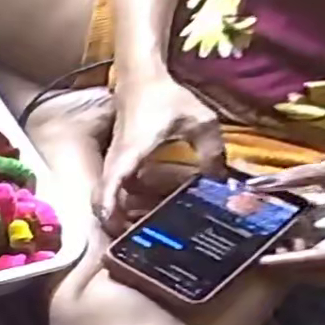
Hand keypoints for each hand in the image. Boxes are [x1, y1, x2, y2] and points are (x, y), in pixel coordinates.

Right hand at [98, 74, 225, 230]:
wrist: (140, 83)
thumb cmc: (166, 100)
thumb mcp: (200, 123)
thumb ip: (211, 153)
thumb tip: (222, 183)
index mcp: (128, 156)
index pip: (109, 189)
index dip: (110, 212)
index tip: (118, 231)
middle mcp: (114, 165)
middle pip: (102, 202)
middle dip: (112, 223)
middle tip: (134, 241)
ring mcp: (112, 166)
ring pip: (106, 199)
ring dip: (117, 215)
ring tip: (140, 230)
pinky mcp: (116, 166)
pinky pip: (115, 191)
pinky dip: (123, 203)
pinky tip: (143, 209)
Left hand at [253, 146, 324, 281]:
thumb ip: (305, 175)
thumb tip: (257, 183)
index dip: (293, 261)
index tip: (263, 260)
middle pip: (323, 271)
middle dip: (289, 268)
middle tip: (257, 254)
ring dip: (296, 265)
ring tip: (270, 247)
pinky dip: (306, 258)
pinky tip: (290, 240)